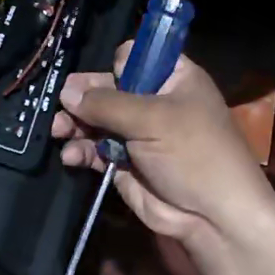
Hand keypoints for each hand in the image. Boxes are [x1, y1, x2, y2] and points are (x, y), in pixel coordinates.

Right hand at [51, 45, 274, 251]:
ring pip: (95, 120)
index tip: (101, 81)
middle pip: (107, 88)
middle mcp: (153, 102)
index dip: (115, 66)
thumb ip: (106, 103)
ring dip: (75, 124)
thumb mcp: (152, 120)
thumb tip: (66, 92)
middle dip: (83, 97)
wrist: (213, 217)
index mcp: (173, 79)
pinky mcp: (124, 163)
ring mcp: (137, 134)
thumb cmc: (193, 154)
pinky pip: (94, 149)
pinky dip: (81, 150)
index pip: (135, 57)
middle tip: (61, 105)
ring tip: (60, 132)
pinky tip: (72, 156)